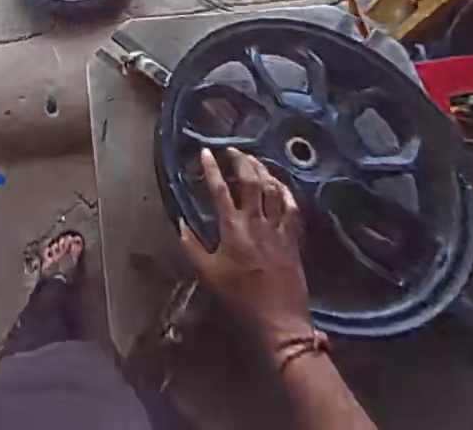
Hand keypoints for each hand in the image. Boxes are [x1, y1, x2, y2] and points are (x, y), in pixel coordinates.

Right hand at [178, 147, 312, 357]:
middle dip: (241, 160)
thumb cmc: (240, 298)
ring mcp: (277, 228)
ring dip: (261, 170)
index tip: (205, 152)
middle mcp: (256, 222)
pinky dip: (284, 191)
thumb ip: (192, 247)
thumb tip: (181, 223)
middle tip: (232, 150)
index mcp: (233, 229)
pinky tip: (277, 183)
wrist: (280, 322)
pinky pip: (291, 207)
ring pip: (272, 189)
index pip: (219, 190)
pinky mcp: (292, 237)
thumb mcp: (209, 274)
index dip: (211, 168)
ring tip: (252, 160)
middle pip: (250, 181)